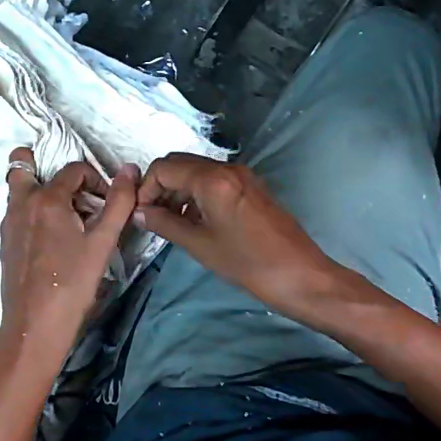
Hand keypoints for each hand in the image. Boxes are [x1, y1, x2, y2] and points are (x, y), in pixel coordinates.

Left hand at [0, 147, 137, 379]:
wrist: (35, 326)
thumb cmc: (72, 284)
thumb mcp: (102, 242)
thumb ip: (118, 203)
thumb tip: (129, 169)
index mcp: (46, 198)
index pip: (74, 169)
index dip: (97, 180)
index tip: (108, 204)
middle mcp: (21, 203)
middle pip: (23, 164)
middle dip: (48, 166)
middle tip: (75, 193)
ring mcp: (9, 223)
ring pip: (18, 189)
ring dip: (40, 189)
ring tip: (67, 215)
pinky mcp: (6, 242)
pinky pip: (17, 212)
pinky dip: (33, 211)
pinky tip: (54, 238)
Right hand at [135, 153, 355, 315]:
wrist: (302, 276)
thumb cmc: (248, 263)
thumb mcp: (200, 245)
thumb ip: (165, 224)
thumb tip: (138, 213)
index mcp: (212, 179)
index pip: (164, 168)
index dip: (146, 188)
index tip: (140, 213)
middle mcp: (227, 168)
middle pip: (179, 164)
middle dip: (160, 186)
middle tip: (151, 216)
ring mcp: (242, 175)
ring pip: (196, 171)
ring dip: (178, 190)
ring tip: (170, 222)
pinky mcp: (252, 187)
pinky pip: (214, 180)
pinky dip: (197, 194)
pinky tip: (194, 220)